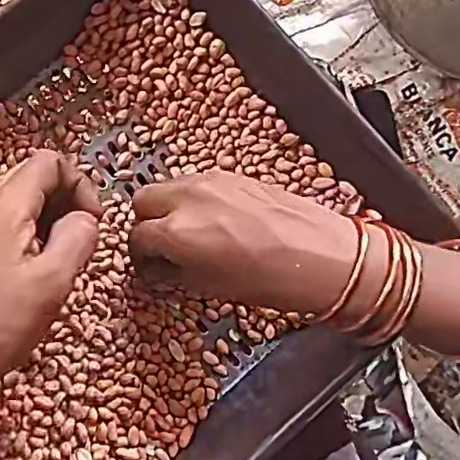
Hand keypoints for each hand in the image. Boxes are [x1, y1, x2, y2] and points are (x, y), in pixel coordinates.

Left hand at [0, 151, 102, 401]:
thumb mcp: (52, 281)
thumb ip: (79, 237)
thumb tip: (87, 218)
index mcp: (3, 205)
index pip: (50, 162)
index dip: (81, 185)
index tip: (92, 222)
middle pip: (35, 177)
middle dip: (67, 202)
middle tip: (79, 242)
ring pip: (22, 202)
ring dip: (50, 221)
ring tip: (59, 261)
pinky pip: (7, 225)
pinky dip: (30, 237)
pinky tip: (36, 273)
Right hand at [129, 172, 357, 315]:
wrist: (322, 256)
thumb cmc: (270, 279)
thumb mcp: (208, 285)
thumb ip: (172, 271)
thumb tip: (157, 266)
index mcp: (176, 231)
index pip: (137, 237)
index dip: (140, 256)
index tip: (149, 267)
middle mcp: (186, 198)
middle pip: (142, 200)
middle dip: (146, 223)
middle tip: (162, 244)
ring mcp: (209, 181)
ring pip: (167, 186)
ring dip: (167, 207)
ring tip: (188, 231)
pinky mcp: (230, 174)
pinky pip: (194, 183)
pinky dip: (191, 199)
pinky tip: (212, 220)